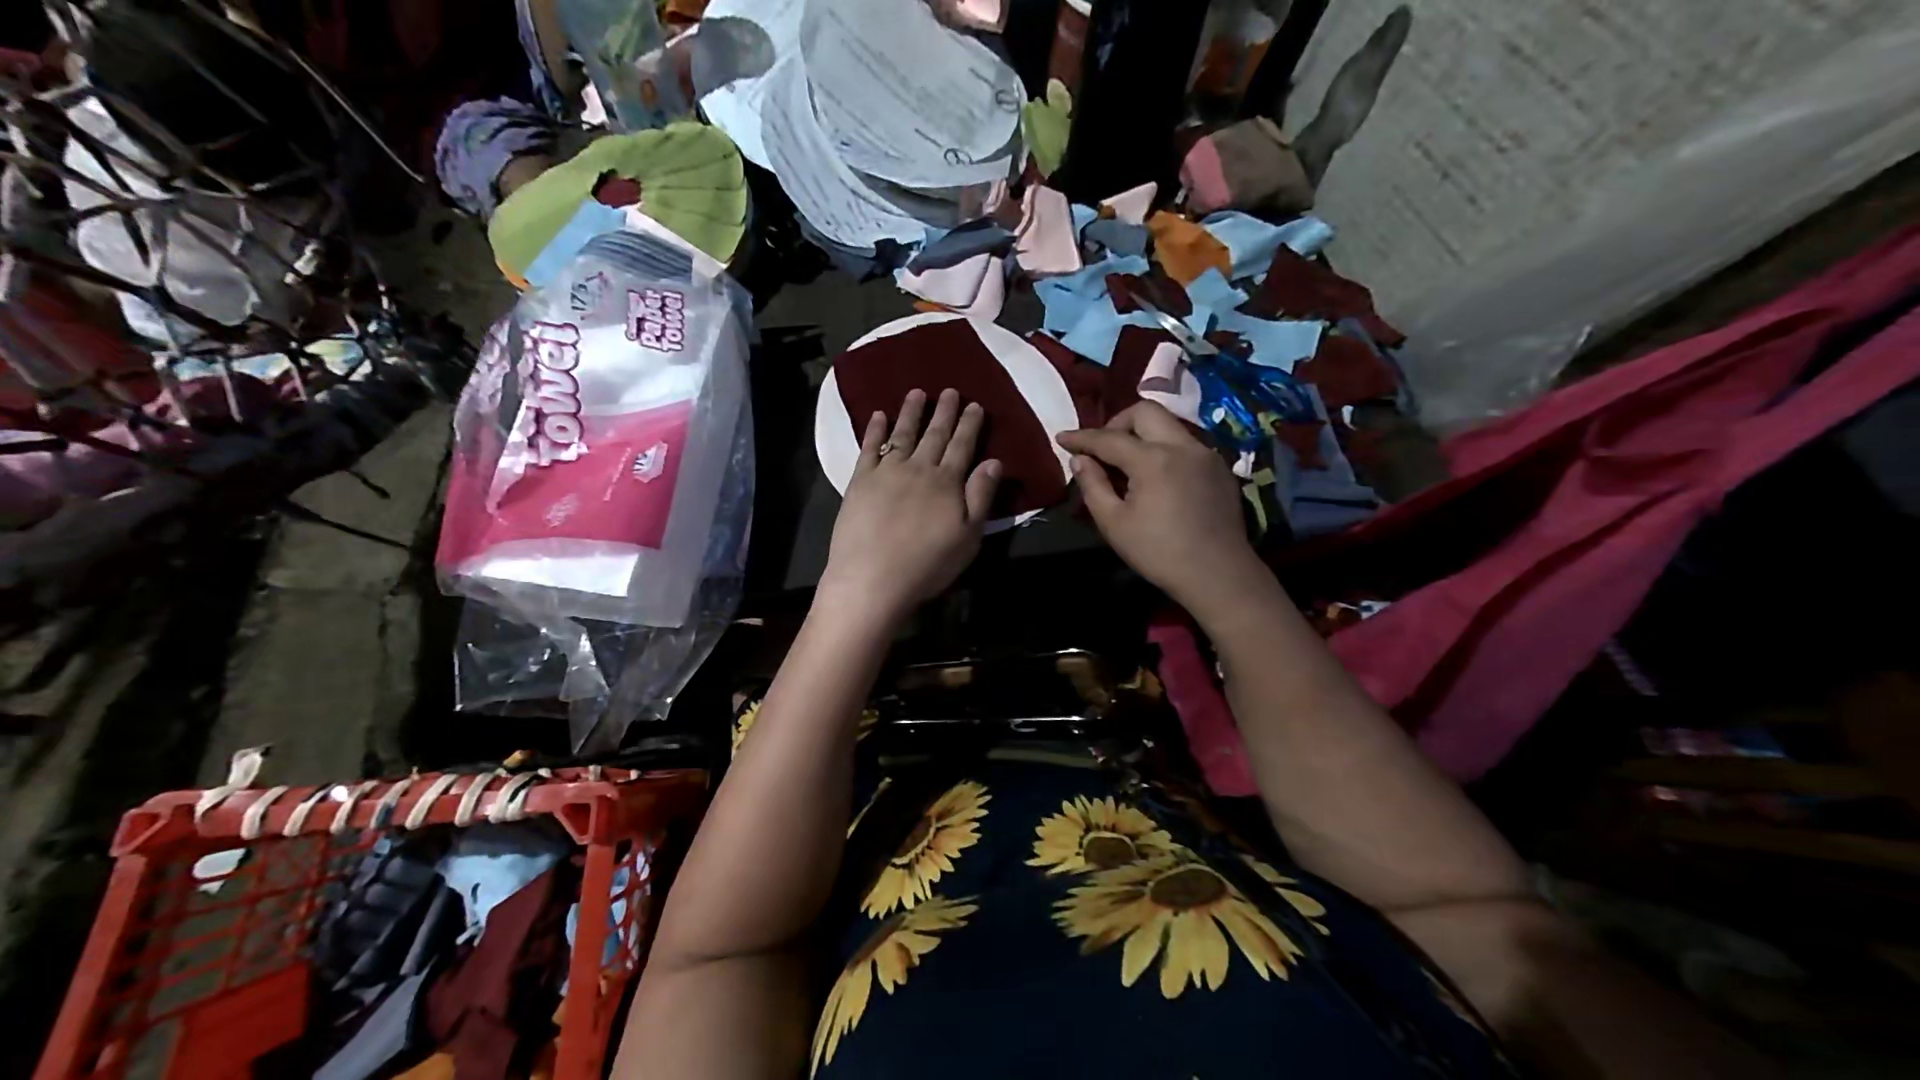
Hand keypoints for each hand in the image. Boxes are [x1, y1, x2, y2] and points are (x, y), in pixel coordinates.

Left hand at [819, 389, 1000, 624]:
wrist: (873, 577)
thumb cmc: (928, 564)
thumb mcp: (968, 536)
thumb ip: (981, 496)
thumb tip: (995, 461)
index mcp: (947, 482)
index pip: (962, 446)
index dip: (970, 425)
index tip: (975, 404)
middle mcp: (918, 469)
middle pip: (934, 435)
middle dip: (944, 412)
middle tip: (950, 390)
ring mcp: (886, 472)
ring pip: (902, 434)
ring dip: (911, 412)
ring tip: (917, 393)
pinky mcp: (859, 481)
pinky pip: (868, 448)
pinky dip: (874, 430)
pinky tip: (879, 416)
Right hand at [1056, 401, 1260, 612]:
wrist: (1218, 575)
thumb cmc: (1159, 553)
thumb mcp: (1114, 524)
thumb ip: (1093, 485)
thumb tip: (1080, 460)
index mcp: (1153, 459)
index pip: (1109, 438)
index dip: (1082, 437)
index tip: (1062, 438)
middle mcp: (1182, 445)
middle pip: (1145, 411)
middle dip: (1117, 422)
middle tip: (1102, 448)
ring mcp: (1206, 454)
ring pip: (1169, 425)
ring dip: (1144, 434)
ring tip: (1128, 462)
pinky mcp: (1220, 469)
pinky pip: (1186, 444)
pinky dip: (1165, 449)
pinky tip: (1158, 477)